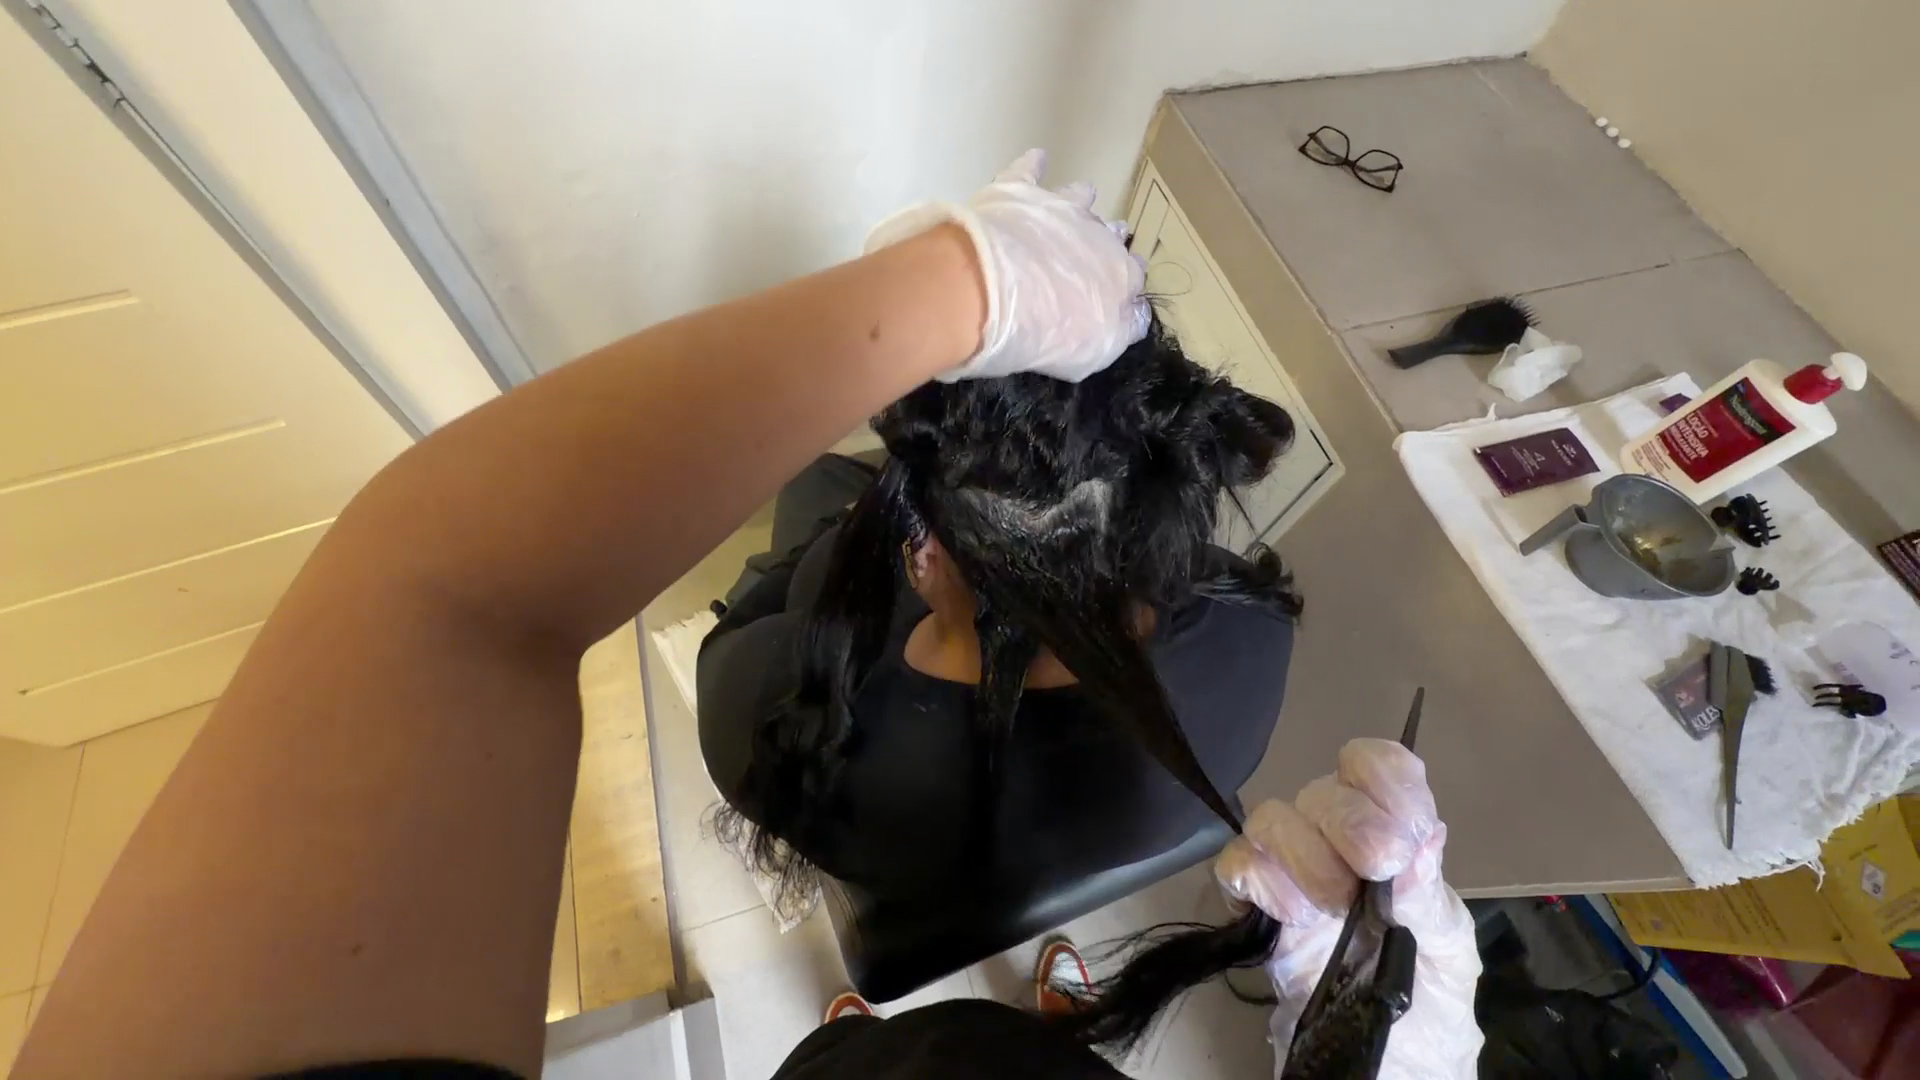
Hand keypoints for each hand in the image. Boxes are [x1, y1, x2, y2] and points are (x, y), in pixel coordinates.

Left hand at [867, 149, 1150, 382]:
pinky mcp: (1017, 192)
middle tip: (1100, 246)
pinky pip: (1029, 170)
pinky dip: (1035, 165)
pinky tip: (1038, 159)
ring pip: (1078, 198)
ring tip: (1083, 198)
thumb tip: (1135, 313)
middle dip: (1108, 240)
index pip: (1132, 277)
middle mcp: (1096, 235)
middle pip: (1108, 235)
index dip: (1124, 284)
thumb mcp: (1096, 350)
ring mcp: (1057, 209)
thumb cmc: (1045, 333)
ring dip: (1081, 201)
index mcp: (1118, 276)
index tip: (1116, 291)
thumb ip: (1121, 329)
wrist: (989, 294)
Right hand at [1214, 739, 1482, 1079]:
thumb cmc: (1429, 1006)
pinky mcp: (1252, 901)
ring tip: (1331, 908)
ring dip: (1303, 856)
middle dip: (1349, 825)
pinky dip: (1260, 881)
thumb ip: (1431, 902)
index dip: (1384, 782)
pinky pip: (1236, 863)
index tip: (1402, 832)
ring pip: (1272, 817)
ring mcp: (1288, 866)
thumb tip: (1421, 843)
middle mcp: (1334, 838)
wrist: (1385, 1065)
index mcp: (1392, 835)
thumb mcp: (1450, 958)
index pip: (1378, 767)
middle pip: (1322, 791)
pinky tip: (1292, 918)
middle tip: (1373, 874)